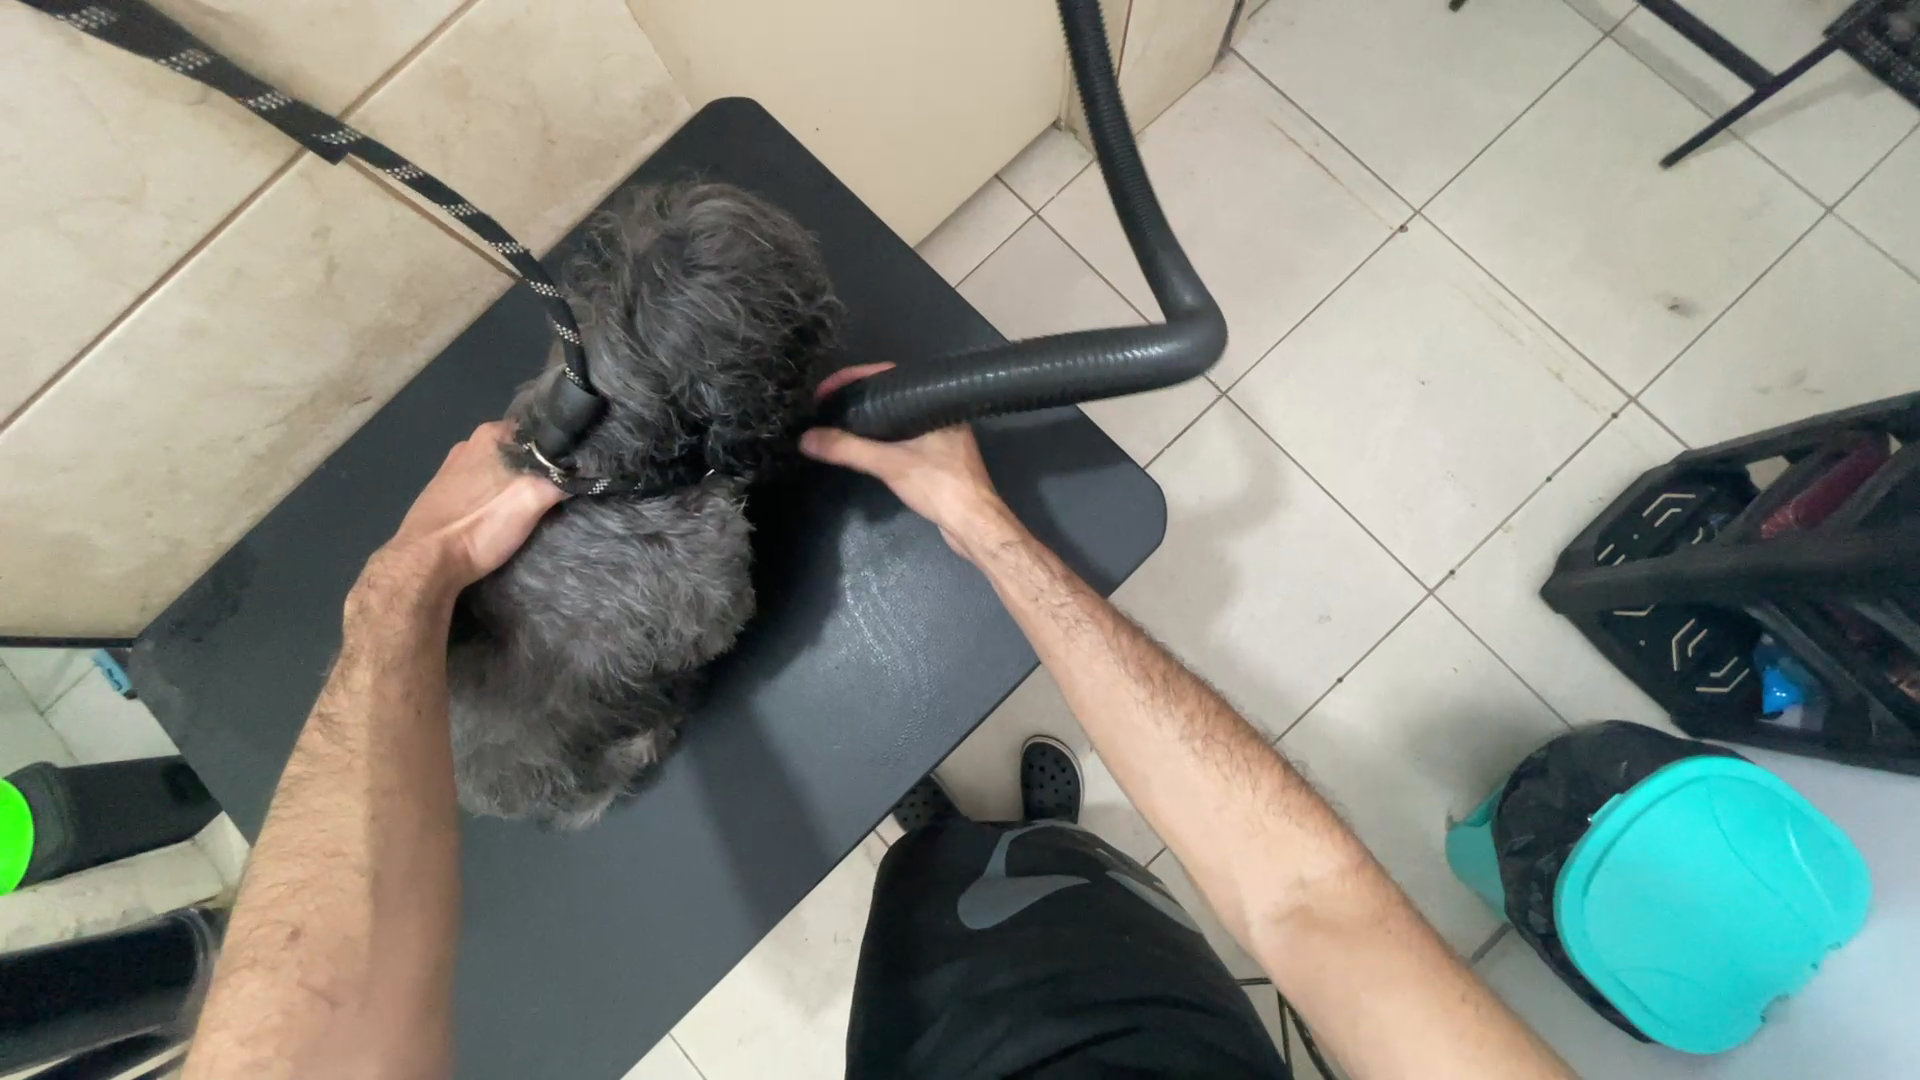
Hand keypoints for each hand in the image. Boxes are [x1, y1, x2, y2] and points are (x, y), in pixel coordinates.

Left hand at [359, 421, 565, 602]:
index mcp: (491, 434)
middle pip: (522, 449)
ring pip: (504, 468)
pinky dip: (501, 494)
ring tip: (540, 502)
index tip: (582, 463)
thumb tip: (591, 473)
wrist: (427, 562)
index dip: (564, 446)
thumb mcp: (535, 499)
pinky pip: (487, 486)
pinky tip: (508, 512)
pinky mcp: (447, 493)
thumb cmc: (480, 524)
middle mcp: (471, 444)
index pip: (540, 429)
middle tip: (565, 486)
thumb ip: (562, 480)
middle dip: (543, 465)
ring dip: (522, 481)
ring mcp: (455, 469)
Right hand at [803, 364, 1017, 559]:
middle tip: (828, 404)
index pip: (888, 374)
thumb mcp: (890, 464)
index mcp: (934, 402)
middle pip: (891, 394)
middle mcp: (939, 413)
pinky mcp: (939, 457)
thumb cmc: (939, 485)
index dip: (854, 377)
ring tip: (839, 422)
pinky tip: (865, 446)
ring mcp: (941, 435)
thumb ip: (848, 449)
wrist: (974, 523)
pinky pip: (903, 438)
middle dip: (858, 397)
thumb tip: (807, 438)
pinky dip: (883, 438)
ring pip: (898, 418)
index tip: (826, 389)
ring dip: (870, 419)